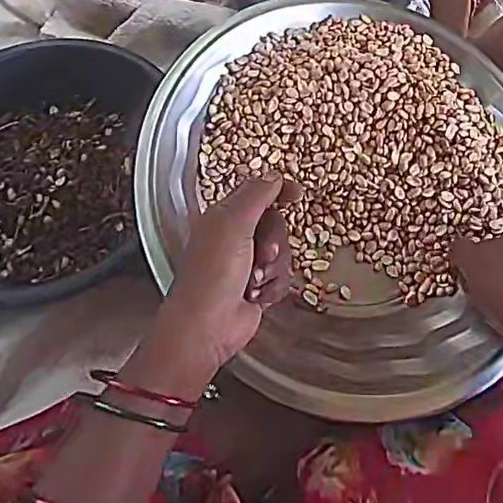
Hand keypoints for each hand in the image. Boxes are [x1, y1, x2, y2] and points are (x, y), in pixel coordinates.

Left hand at [134, 176, 300, 392]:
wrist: (207, 327)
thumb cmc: (212, 274)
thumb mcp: (234, 224)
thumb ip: (256, 195)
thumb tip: (274, 175)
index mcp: (222, 217)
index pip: (256, 193)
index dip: (277, 191)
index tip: (296, 194)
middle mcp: (234, 237)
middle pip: (275, 224)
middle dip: (274, 240)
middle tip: (262, 253)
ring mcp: (246, 263)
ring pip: (283, 252)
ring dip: (274, 267)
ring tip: (254, 280)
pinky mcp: (258, 287)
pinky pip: (283, 277)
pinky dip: (274, 287)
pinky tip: (256, 296)